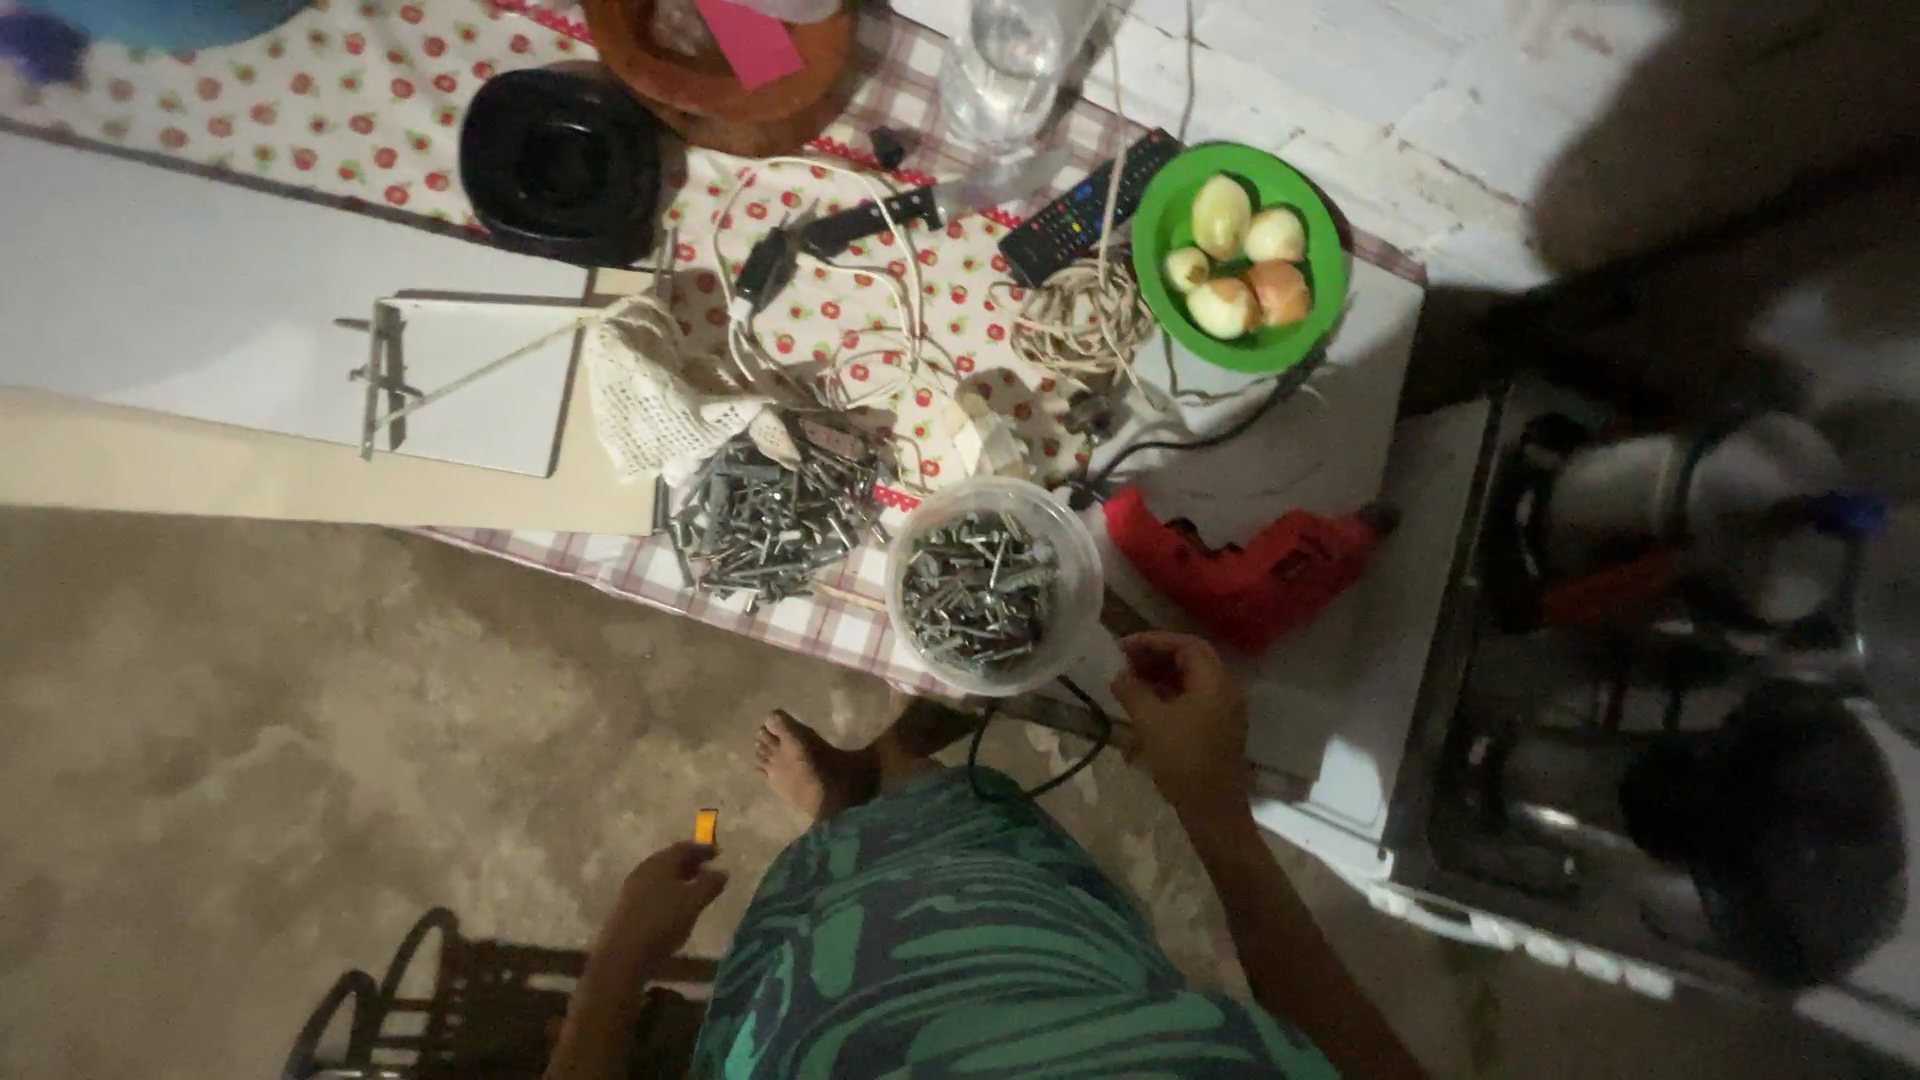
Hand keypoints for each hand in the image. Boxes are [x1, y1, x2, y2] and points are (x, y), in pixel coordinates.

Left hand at [598, 841, 728, 963]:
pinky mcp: (625, 909)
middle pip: (670, 860)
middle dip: (690, 864)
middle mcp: (644, 870)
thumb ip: (710, 884)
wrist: (621, 957)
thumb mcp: (694, 901)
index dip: (702, 849)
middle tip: (707, 870)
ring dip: (678, 880)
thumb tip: (722, 871)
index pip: (684, 847)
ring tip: (693, 890)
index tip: (718, 853)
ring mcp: (631, 890)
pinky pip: (651, 892)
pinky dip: (666, 894)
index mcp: (661, 861)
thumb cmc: (662, 921)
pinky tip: (674, 908)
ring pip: (660, 878)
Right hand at [1109, 632, 1250, 825]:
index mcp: (1215, 682)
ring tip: (1131, 680)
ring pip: (1192, 679)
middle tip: (1126, 662)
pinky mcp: (1219, 728)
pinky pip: (1194, 697)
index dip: (1153, 641)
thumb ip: (1133, 692)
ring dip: (1162, 674)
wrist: (1213, 811)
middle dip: (1156, 656)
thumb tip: (1119, 676)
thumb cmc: (1183, 760)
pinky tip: (1147, 702)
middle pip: (1191, 659)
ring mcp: (1225, 710)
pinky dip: (1170, 692)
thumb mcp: (1151, 722)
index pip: (1186, 645)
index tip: (1124, 647)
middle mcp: (1225, 690)